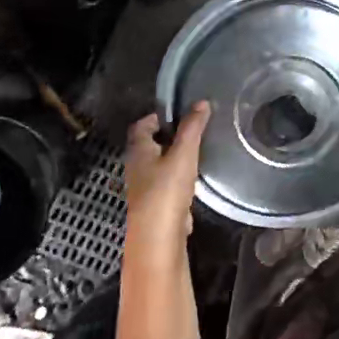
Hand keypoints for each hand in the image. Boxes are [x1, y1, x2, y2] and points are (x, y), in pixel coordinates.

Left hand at [124, 102, 210, 239]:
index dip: (157, 117)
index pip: (141, 125)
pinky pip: (164, 183)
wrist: (158, 235)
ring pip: (157, 165)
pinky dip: (176, 177)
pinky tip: (193, 180)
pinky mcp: (154, 204)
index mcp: (138, 150)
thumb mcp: (184, 153)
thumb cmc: (166, 189)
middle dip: (167, 136)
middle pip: (148, 145)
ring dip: (172, 157)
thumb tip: (202, 103)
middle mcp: (136, 167)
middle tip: (191, 130)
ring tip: (195, 152)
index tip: (178, 113)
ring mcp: (143, 187)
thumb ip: (192, 128)